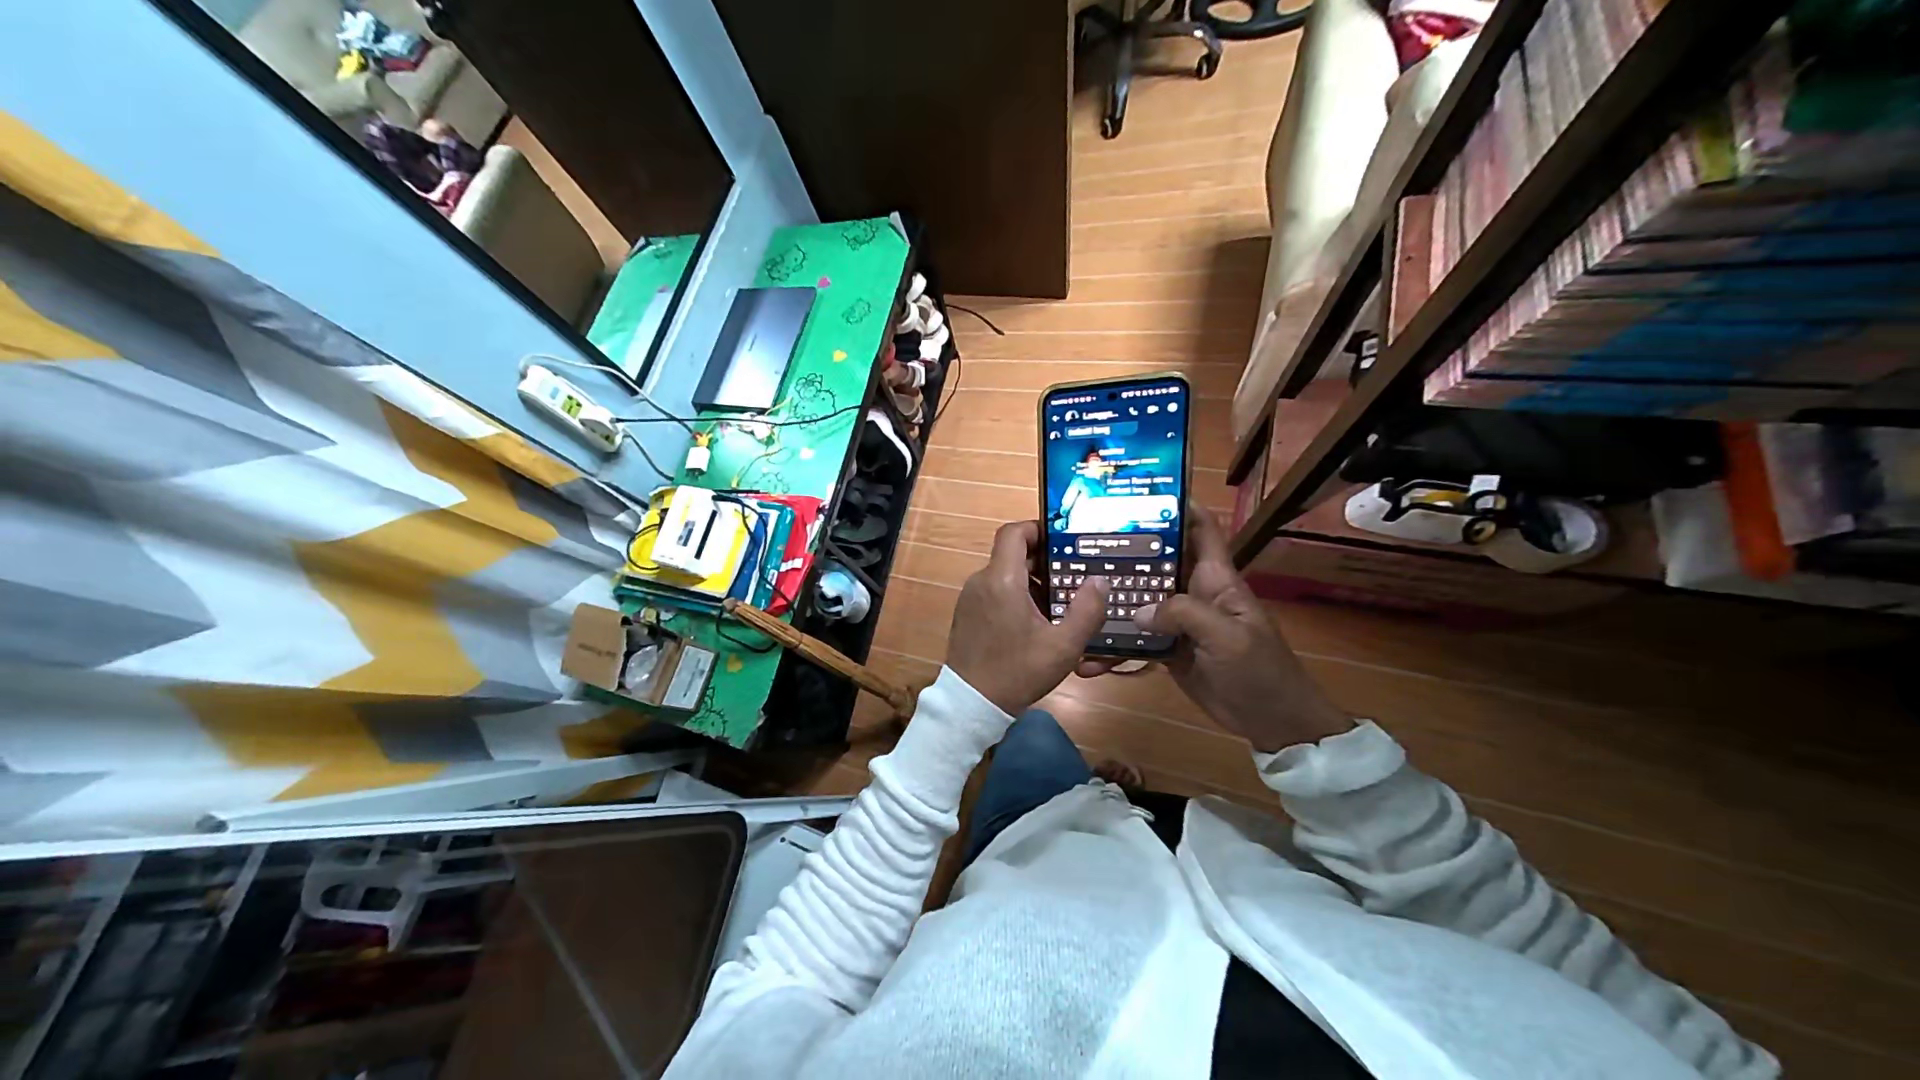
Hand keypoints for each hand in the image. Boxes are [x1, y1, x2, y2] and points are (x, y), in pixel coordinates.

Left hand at [947, 521, 1108, 716]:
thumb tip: (1100, 580)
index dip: (1038, 528)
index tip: (1064, 541)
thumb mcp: (1063, 646)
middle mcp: (982, 581)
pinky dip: (1016, 595)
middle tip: (1074, 575)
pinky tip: (1037, 621)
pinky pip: (995, 591)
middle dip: (1045, 561)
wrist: (972, 704)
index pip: (1014, 532)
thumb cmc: (1018, 672)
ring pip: (1005, 574)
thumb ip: (1087, 611)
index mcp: (1002, 580)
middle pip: (1013, 554)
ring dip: (1033, 581)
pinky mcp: (967, 613)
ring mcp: (970, 597)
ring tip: (1061, 602)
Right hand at [1078, 506, 1350, 752]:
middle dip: (1125, 551)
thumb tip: (1137, 611)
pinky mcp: (1168, 649)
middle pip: (1158, 561)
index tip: (1138, 492)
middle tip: (1080, 543)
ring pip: (1140, 600)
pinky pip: (1136, 641)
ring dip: (1111, 601)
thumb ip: (1184, 614)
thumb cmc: (1260, 671)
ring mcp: (1179, 622)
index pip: (1200, 530)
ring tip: (1072, 596)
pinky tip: (1088, 658)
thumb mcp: (1227, 636)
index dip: (1177, 506)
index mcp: (1215, 579)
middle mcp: (1193, 592)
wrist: (1272, 720)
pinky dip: (1113, 648)